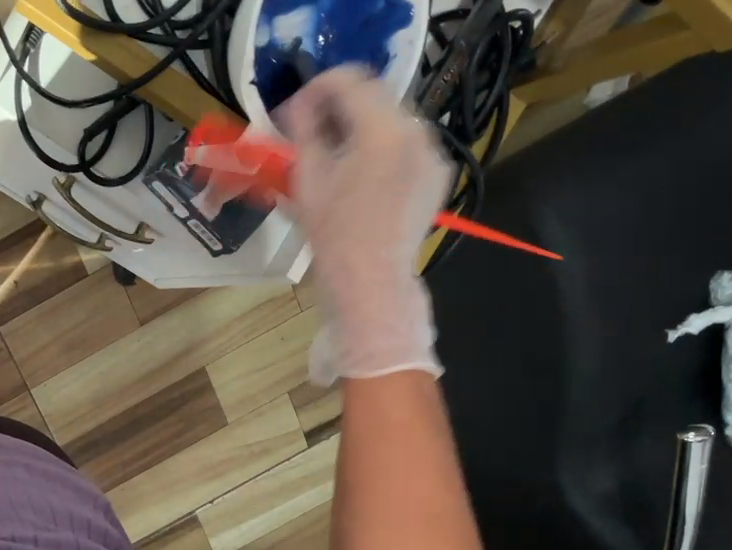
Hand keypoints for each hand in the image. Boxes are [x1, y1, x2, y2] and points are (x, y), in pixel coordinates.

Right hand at [279, 66, 451, 384]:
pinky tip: (360, 183)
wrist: (371, 286)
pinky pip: (406, 150)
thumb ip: (304, 133)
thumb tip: (299, 106)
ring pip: (391, 125)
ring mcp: (432, 154)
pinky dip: (381, 154)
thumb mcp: (308, 183)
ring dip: (360, 132)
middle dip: (339, 112)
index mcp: (383, 130)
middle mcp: (417, 132)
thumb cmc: (333, 239)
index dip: (317, 88)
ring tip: (333, 162)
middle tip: (308, 135)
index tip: (294, 109)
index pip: (350, 81)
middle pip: (374, 100)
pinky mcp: (436, 177)